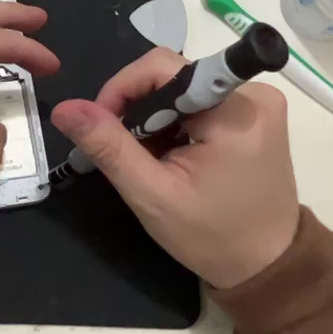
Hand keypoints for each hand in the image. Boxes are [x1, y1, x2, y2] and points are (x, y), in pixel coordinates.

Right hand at [51, 48, 298, 288]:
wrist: (267, 266)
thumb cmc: (211, 236)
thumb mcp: (151, 194)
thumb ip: (108, 146)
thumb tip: (65, 108)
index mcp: (236, 110)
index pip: (161, 67)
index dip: (122, 89)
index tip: (102, 126)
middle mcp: (254, 94)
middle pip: (171, 76)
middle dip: (139, 110)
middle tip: (126, 152)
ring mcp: (258, 103)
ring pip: (181, 88)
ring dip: (154, 118)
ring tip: (149, 159)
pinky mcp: (255, 114)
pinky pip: (198, 100)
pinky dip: (175, 123)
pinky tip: (171, 155)